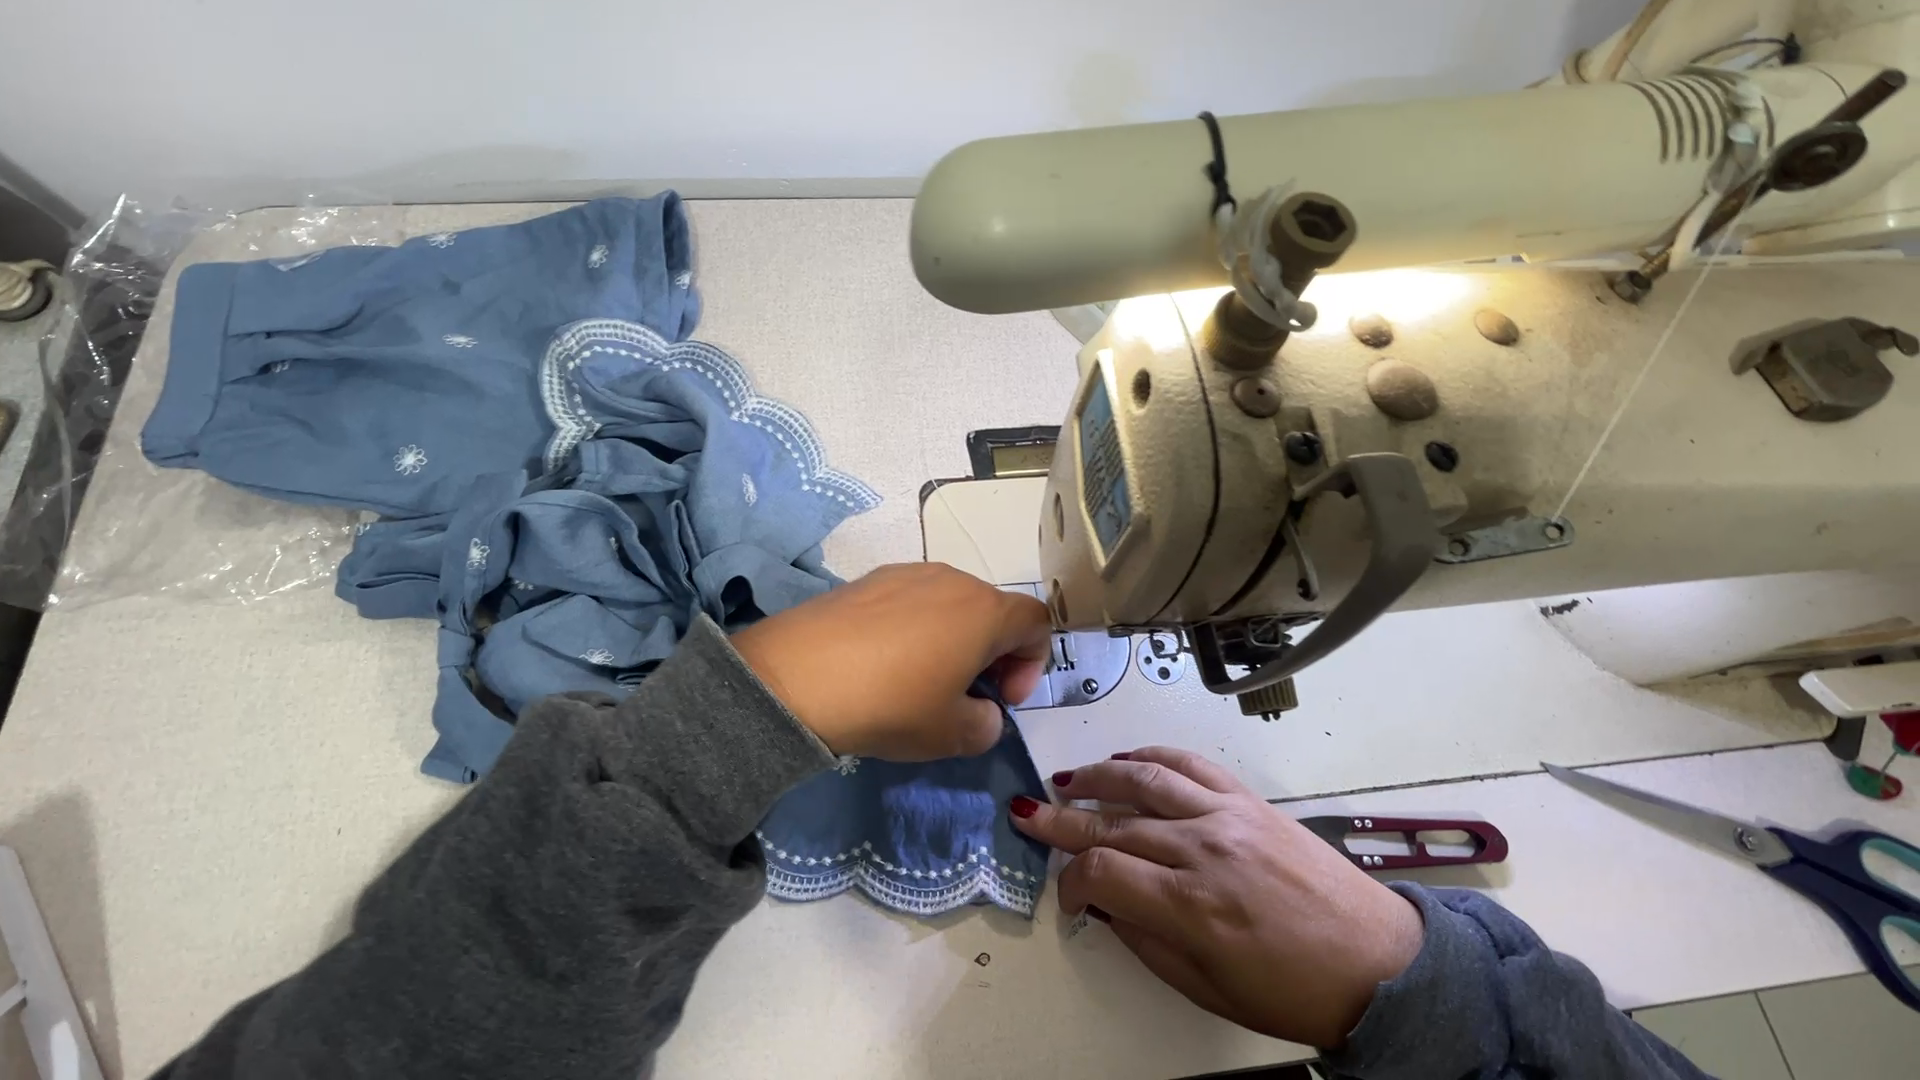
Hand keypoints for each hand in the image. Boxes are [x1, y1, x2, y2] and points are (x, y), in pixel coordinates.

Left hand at [730, 563, 1052, 760]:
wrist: (796, 677)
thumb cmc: (890, 704)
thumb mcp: (951, 734)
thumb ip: (987, 725)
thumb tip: (982, 712)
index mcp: (985, 611)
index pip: (1037, 622)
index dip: (1033, 664)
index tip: (1001, 700)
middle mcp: (952, 579)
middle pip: (993, 610)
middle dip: (993, 654)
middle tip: (965, 696)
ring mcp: (907, 573)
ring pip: (951, 604)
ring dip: (954, 640)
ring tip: (921, 680)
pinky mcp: (868, 579)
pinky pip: (912, 601)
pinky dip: (916, 629)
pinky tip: (883, 663)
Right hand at [1009, 747, 1424, 1048]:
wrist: (1379, 963)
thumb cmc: (1292, 991)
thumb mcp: (1206, 986)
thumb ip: (1143, 938)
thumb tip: (1102, 901)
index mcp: (1192, 906)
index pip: (1102, 872)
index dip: (1070, 882)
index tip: (1069, 897)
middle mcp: (1203, 849)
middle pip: (1113, 823)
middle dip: (1062, 821)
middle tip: (1027, 814)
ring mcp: (1228, 816)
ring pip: (1145, 780)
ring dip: (1098, 776)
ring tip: (1066, 781)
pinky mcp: (1250, 800)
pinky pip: (1191, 764)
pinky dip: (1152, 756)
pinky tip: (1126, 759)